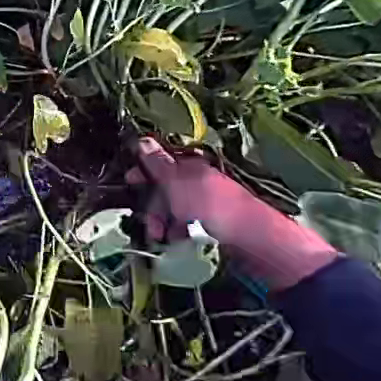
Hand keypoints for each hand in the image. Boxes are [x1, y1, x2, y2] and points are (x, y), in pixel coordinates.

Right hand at [130, 137, 338, 290]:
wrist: (251, 240)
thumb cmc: (208, 207)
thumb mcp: (176, 182)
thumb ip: (157, 163)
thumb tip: (142, 139)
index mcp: (190, 166)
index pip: (160, 161)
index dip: (143, 169)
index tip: (130, 181)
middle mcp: (197, 181)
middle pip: (164, 187)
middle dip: (151, 203)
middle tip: (148, 221)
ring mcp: (205, 203)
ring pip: (173, 207)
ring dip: (162, 221)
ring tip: (161, 237)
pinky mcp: (212, 224)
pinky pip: (185, 223)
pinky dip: (177, 231)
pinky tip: (177, 241)